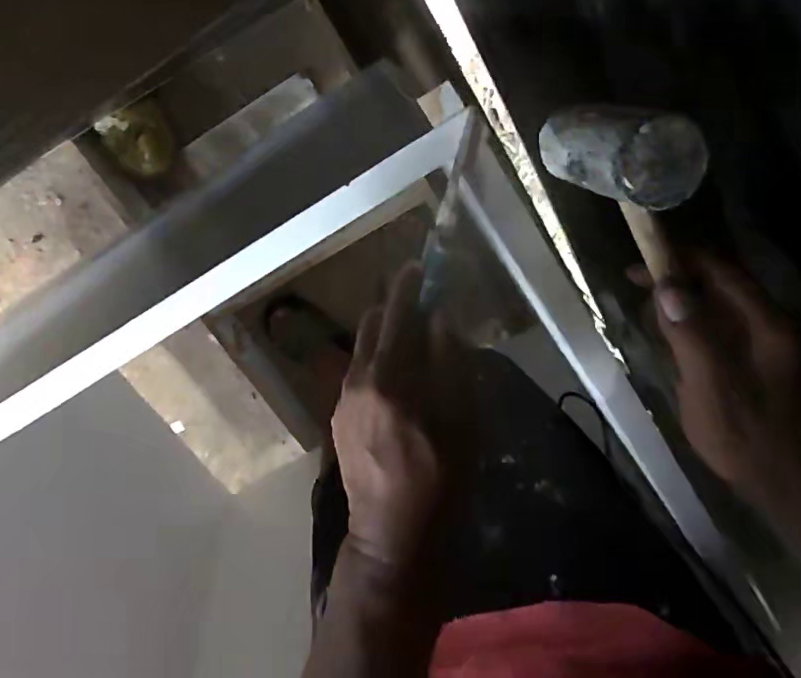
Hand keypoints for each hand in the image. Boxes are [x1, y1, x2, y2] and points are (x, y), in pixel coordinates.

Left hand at [331, 263, 459, 572]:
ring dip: (385, 332)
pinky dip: (377, 359)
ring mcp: (342, 396)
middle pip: (372, 324)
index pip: (397, 315)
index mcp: (389, 378)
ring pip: (362, 347)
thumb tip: (442, 317)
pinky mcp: (337, 414)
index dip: (408, 287)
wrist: (393, 534)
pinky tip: (398, 376)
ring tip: (412, 336)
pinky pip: (357, 371)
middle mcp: (357, 378)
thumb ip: (450, 363)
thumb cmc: (441, 482)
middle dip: (395, 306)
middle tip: (420, 298)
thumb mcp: (462, 423)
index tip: (418, 266)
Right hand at [631, 252, 800, 510]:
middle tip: (634, 287)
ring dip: (682, 300)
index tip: (639, 263)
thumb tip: (665, 286)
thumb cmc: (749, 436)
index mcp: (767, 325)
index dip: (678, 259)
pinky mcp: (762, 360)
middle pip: (720, 282)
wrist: (796, 489)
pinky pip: (723, 324)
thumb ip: (689, 333)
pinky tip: (671, 337)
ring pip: (720, 303)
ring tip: (647, 313)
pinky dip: (693, 320)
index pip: (721, 271)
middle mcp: (774, 325)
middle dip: (676, 279)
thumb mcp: (709, 385)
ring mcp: (770, 343)